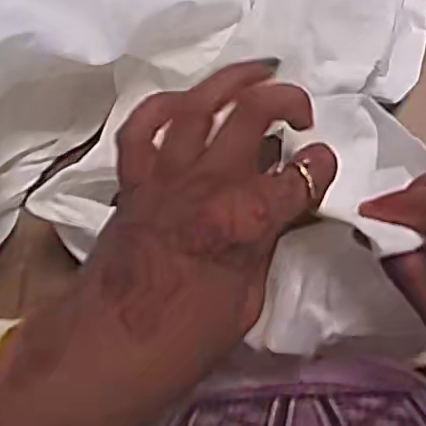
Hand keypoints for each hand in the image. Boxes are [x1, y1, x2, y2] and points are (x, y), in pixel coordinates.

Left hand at [77, 60, 336, 388]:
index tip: (323, 164)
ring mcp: (166, 176)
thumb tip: (281, 210)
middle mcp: (207, 185)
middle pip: (252, 114)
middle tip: (301, 112)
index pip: (300, 176)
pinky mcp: (134, 180)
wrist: (102, 353)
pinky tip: (186, 101)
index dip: (321, 166)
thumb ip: (267, 243)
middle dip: (287, 100)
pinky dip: (162, 106)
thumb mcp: (249, 301)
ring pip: (199, 104)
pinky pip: (141, 127)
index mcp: (245, 221)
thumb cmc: (183, 342)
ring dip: (233, 80)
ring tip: (259, 72)